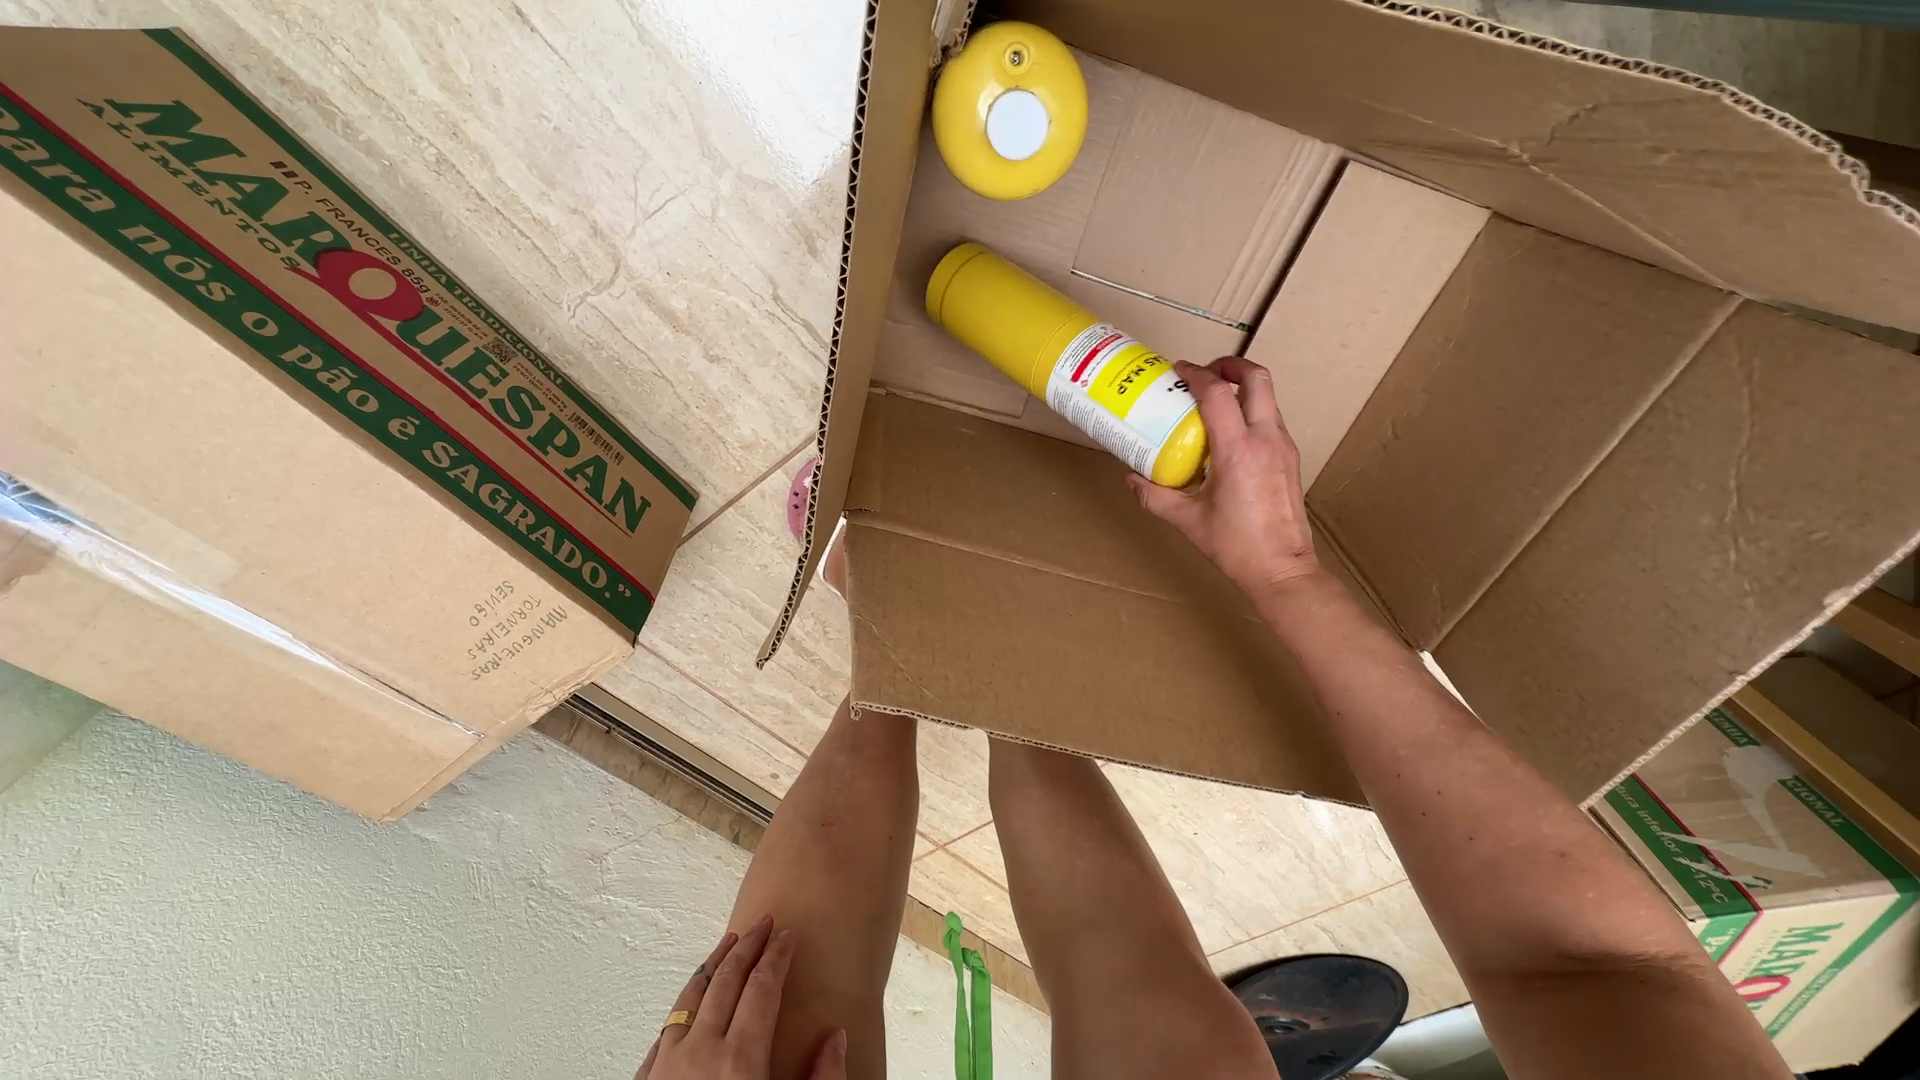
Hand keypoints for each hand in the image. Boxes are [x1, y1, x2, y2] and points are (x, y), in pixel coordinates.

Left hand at [636, 915, 846, 1079]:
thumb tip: (835, 1037)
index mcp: (740, 1060)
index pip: (762, 988)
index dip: (777, 956)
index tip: (787, 935)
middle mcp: (699, 1053)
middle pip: (726, 981)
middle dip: (748, 946)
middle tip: (763, 924)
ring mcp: (665, 1067)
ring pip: (690, 997)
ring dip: (712, 966)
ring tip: (727, 944)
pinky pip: (666, 1030)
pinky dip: (685, 1004)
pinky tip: (692, 1001)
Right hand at [1127, 357, 1319, 596]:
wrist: (1281, 569)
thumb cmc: (1236, 546)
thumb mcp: (1186, 519)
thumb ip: (1154, 495)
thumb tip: (1131, 479)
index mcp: (1238, 450)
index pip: (1218, 393)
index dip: (1197, 374)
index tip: (1179, 370)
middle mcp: (1266, 440)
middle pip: (1257, 378)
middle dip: (1231, 365)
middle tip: (1205, 372)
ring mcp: (1283, 447)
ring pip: (1267, 398)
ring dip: (1242, 388)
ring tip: (1213, 402)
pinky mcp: (1291, 459)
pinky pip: (1271, 420)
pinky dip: (1251, 413)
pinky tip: (1229, 434)